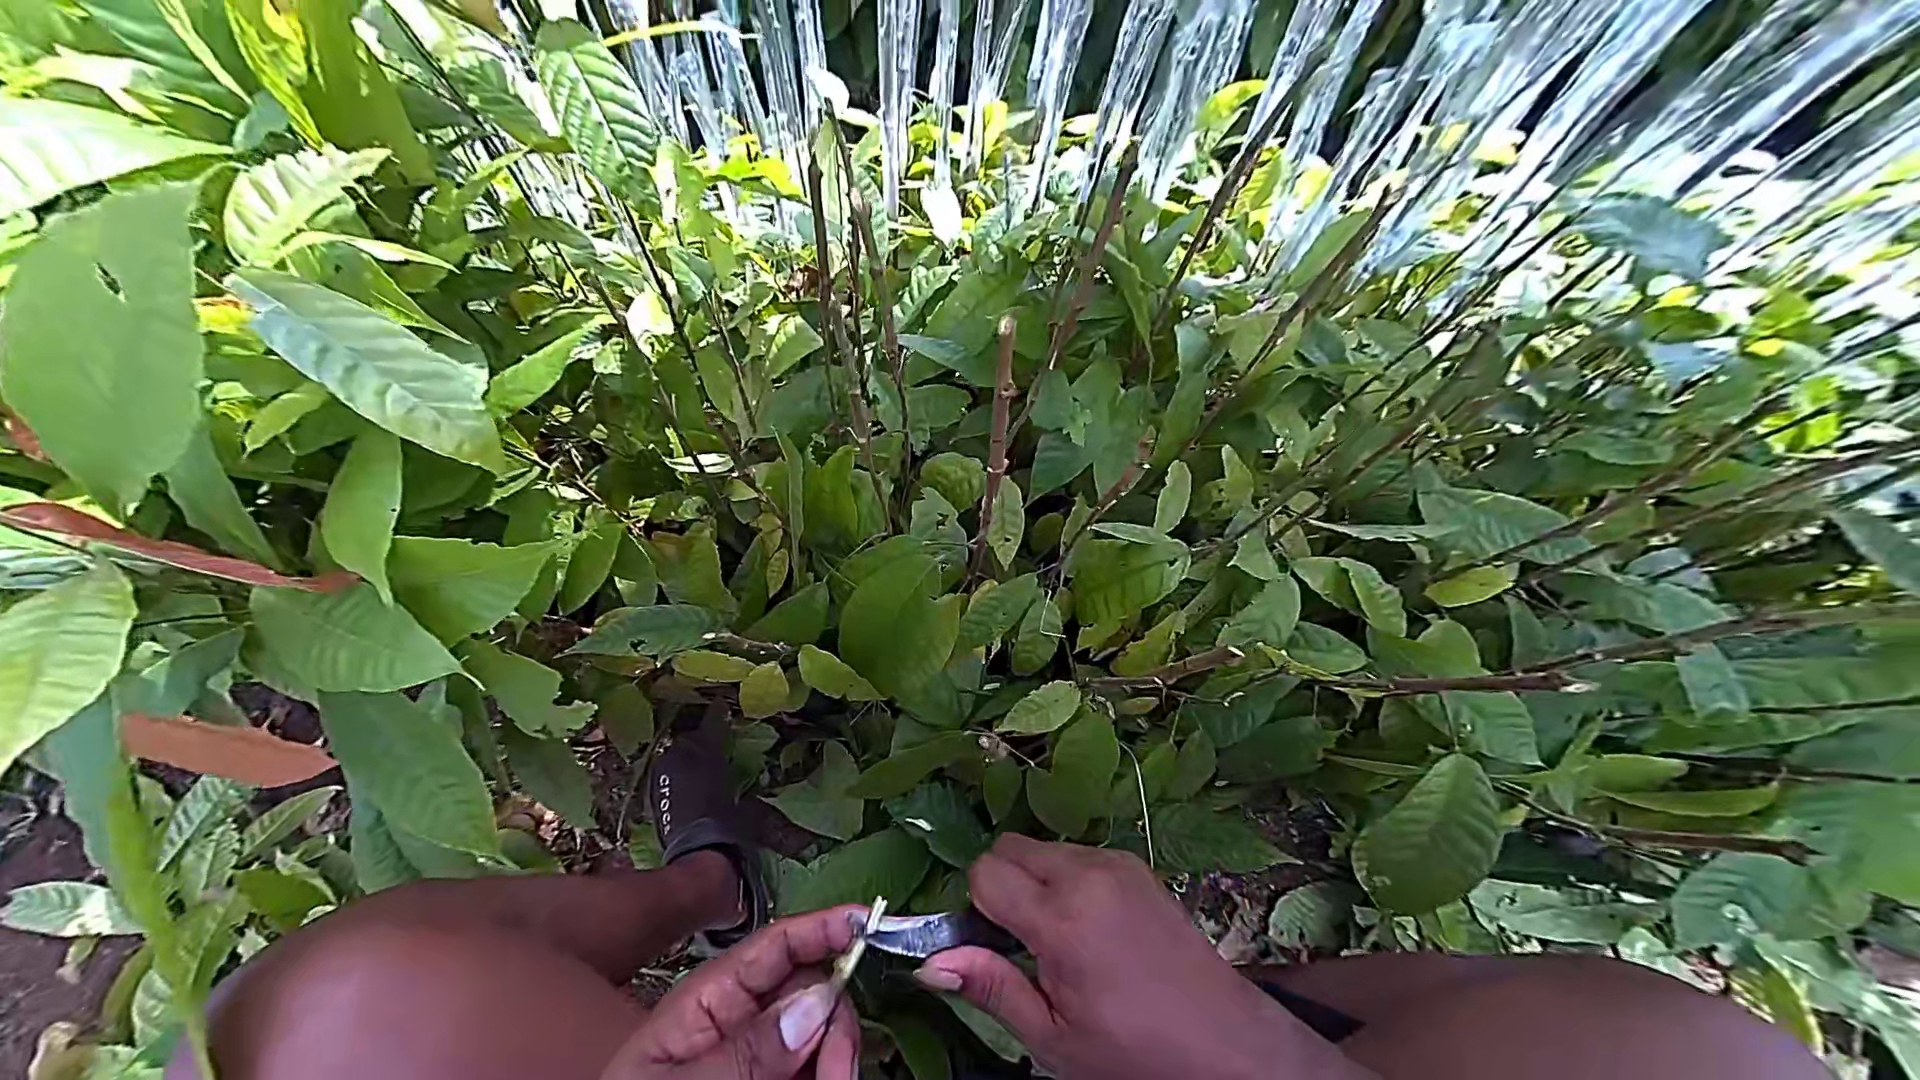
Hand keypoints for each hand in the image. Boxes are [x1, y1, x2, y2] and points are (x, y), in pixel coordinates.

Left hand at [600, 905, 864, 1079]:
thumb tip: (818, 998)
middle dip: (837, 1015)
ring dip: (839, 1053)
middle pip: (814, 984)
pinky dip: (832, 1072)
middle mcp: (744, 1016)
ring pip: (826, 1026)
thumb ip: (744, 1050)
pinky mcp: (783, 1074)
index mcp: (711, 999)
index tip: (867, 920)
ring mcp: (765, 1050)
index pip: (776, 942)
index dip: (824, 924)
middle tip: (839, 1067)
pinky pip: (821, 1062)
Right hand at [915, 836, 1372, 1079]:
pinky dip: (1065, 875)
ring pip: (1041, 846)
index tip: (993, 940)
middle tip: (1023, 938)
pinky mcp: (1133, 860)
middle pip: (1009, 847)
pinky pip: (1076, 851)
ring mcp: (1113, 860)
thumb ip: (991, 988)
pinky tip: (1091, 922)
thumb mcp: (1054, 1039)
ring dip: (1033, 878)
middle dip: (1001, 882)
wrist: (1227, 1042)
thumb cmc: (1133, 1052)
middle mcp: (1084, 873)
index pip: (986, 870)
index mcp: (1060, 919)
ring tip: (1061, 933)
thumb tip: (928, 963)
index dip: (977, 904)